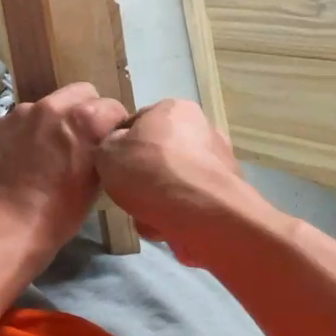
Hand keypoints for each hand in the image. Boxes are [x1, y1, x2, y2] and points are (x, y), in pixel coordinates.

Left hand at [0, 82, 128, 260]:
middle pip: (82, 92)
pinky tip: (30, 150)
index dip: (115, 124)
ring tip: (53, 145)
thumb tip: (103, 140)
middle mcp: (54, 106)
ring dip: (58, 117)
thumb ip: (101, 149)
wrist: (10, 222)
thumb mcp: (96, 181)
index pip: (113, 107)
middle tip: (83, 136)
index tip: (110, 139)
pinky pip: (27, 115)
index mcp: (84, 119)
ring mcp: (25, 111)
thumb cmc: (60, 210)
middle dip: (88, 110)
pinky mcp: (3, 121)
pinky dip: (33, 126)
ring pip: (52, 102)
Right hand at [95, 99, 277, 252]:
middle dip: (145, 173)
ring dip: (161, 196)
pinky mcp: (230, 194)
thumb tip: (120, 148)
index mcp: (174, 109)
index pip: (137, 123)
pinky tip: (165, 226)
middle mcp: (204, 128)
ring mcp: (221, 162)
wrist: (200, 213)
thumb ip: (109, 145)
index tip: (113, 166)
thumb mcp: (106, 152)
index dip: (120, 145)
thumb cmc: (149, 171)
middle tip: (130, 192)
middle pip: (160, 153)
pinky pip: (193, 201)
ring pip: (177, 179)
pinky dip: (179, 212)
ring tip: (146, 216)